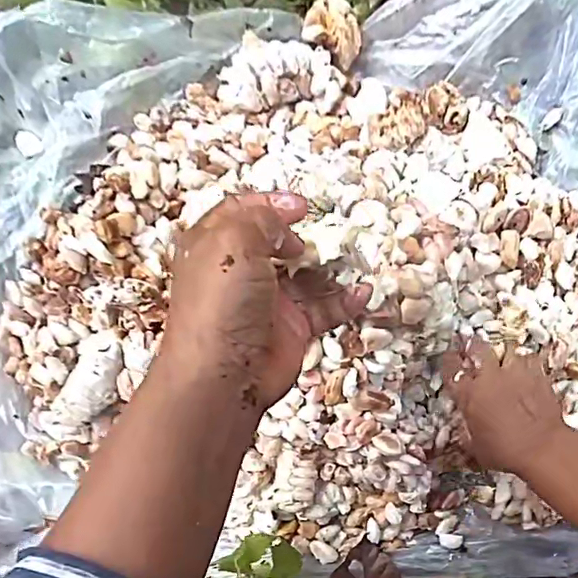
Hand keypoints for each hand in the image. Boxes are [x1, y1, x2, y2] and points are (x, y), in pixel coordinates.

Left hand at [163, 192, 367, 409]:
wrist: (225, 374)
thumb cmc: (221, 304)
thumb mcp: (234, 244)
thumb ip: (262, 221)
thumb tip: (285, 227)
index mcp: (215, 245)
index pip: (243, 212)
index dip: (271, 204)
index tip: (302, 206)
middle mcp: (243, 272)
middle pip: (278, 244)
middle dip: (305, 237)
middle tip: (330, 236)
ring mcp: (270, 301)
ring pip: (307, 276)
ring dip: (332, 268)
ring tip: (356, 260)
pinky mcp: (293, 328)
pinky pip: (324, 309)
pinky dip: (345, 300)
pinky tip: (363, 293)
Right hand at [443, 340, 573, 475]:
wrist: (543, 449)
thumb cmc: (506, 453)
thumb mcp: (477, 448)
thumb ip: (468, 433)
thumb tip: (466, 430)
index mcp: (469, 394)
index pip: (451, 369)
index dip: (449, 362)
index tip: (450, 360)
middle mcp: (490, 377)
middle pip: (477, 347)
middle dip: (473, 346)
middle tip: (473, 348)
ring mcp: (515, 373)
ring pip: (506, 349)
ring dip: (503, 355)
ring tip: (504, 361)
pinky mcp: (538, 374)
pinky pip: (530, 360)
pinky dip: (526, 363)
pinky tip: (526, 371)